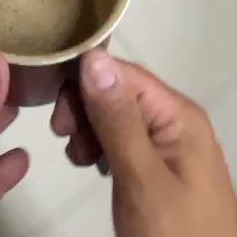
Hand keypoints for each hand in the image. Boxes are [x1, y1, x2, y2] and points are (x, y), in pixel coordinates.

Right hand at [50, 50, 236, 236]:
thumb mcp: (142, 181)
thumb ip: (118, 120)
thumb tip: (93, 55)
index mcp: (178, 115)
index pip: (122, 73)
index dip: (84, 85)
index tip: (58, 119)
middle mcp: (176, 121)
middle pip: (118, 91)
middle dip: (84, 108)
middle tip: (64, 140)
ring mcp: (170, 146)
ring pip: (116, 115)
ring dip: (89, 128)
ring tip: (78, 159)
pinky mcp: (161, 169)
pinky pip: (124, 139)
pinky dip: (101, 146)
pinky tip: (91, 166)